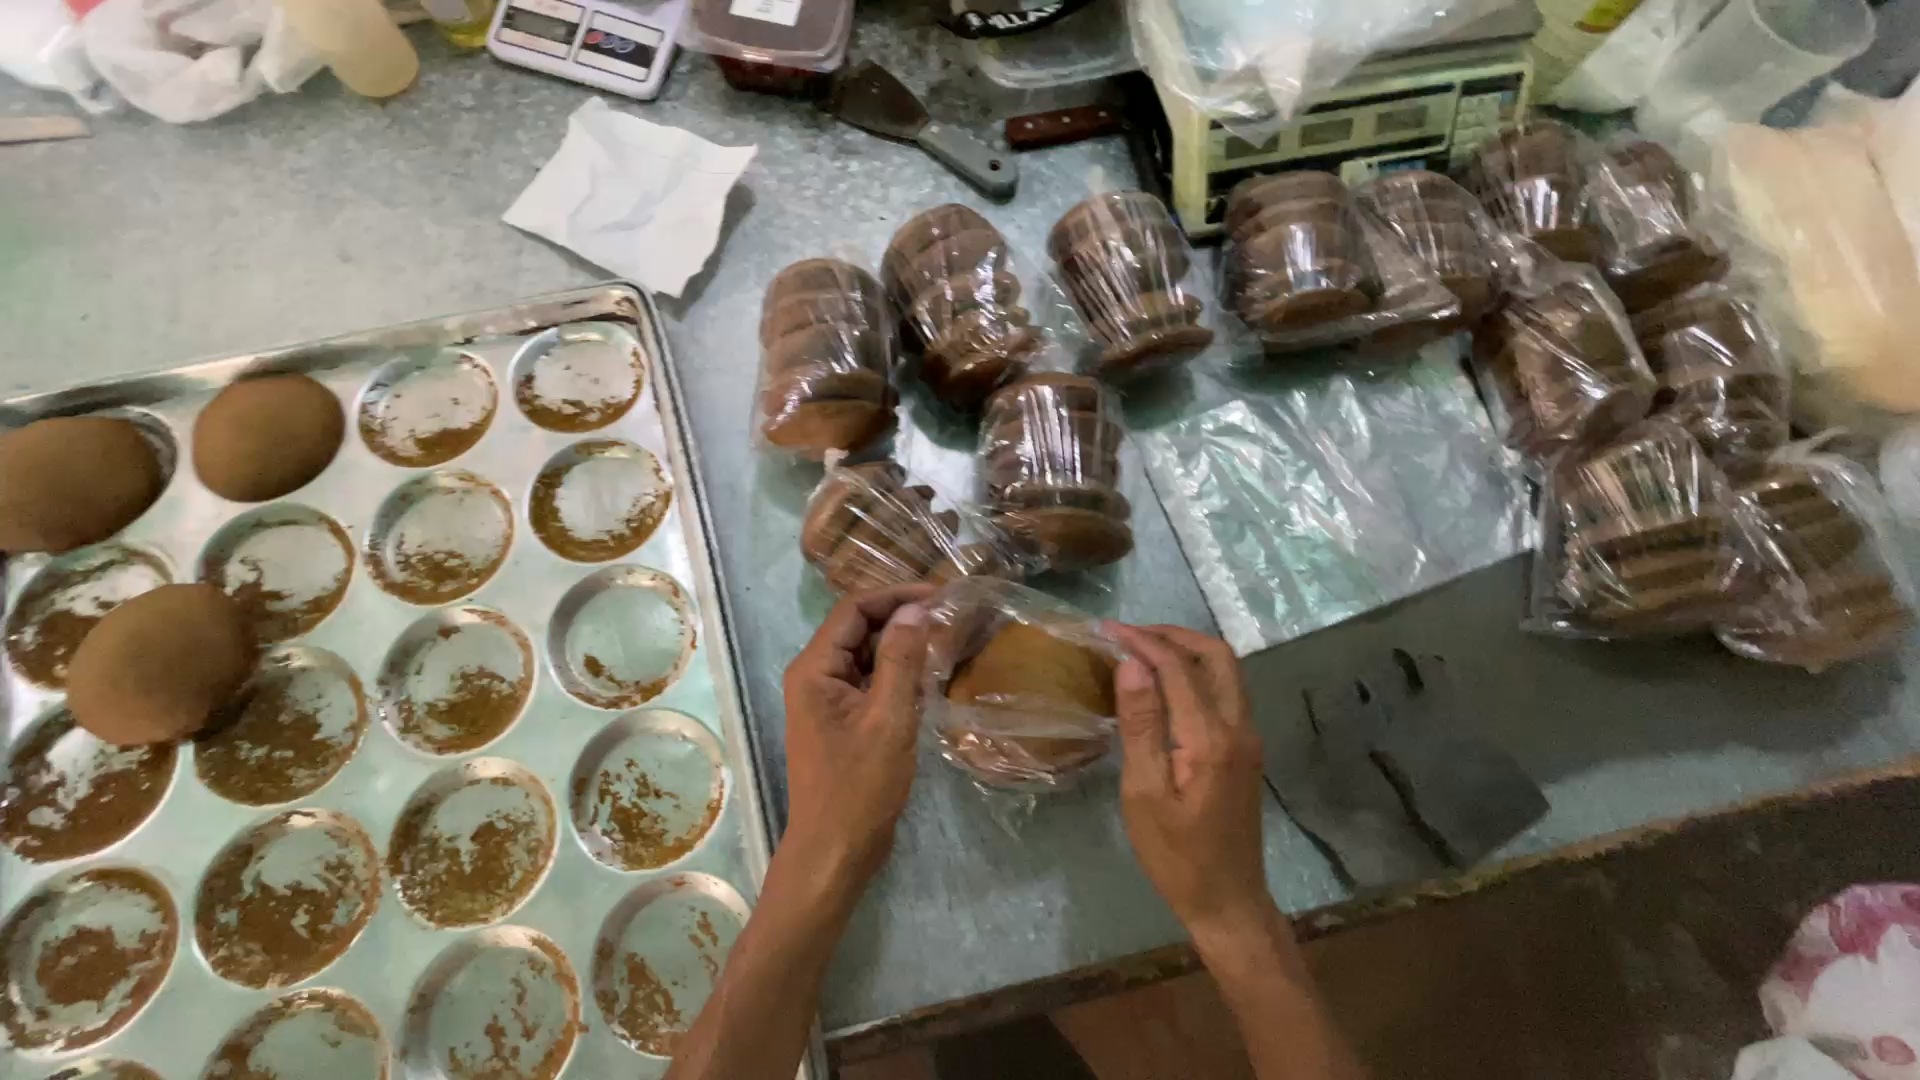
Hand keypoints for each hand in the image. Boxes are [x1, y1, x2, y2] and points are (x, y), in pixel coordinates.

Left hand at [782, 585, 933, 896]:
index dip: (896, 595)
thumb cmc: (859, 787)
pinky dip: (897, 673)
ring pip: (866, 654)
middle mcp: (815, 675)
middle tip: (949, 616)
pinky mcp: (842, 719)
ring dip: (901, 645)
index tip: (940, 595)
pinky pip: (870, 681)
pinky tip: (928, 676)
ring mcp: (827, 699)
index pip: (854, 609)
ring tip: (945, 640)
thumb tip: (916, 609)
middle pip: (859, 628)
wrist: (835, 851)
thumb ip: (901, 659)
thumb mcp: (888, 719)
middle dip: (901, 617)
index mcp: (815, 668)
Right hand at [1108, 624, 1272, 936]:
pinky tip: (1166, 684)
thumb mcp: (1145, 793)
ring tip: (1143, 651)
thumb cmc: (1175, 855)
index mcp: (1211, 737)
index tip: (1107, 630)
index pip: (1178, 667)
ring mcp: (1249, 737)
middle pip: (1216, 655)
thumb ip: (1141, 724)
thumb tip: (1132, 665)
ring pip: (1226, 670)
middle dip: (1172, 635)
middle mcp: (1239, 727)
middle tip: (1129, 635)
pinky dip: (1197, 672)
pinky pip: (1227, 691)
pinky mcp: (1247, 749)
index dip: (1142, 642)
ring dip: (1187, 650)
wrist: (1228, 900)